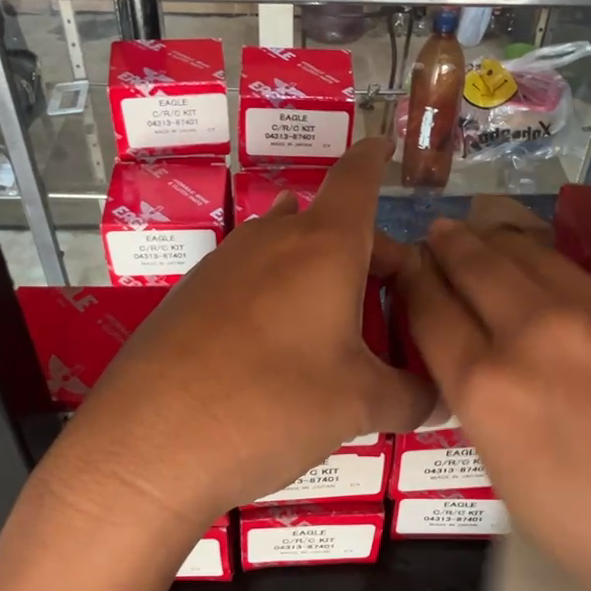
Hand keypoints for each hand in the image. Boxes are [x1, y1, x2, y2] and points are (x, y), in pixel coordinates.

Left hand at [53, 137, 434, 528]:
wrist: (149, 443)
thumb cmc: (272, 406)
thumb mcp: (358, 405)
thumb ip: (411, 396)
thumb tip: (440, 400)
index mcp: (324, 245)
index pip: (357, 178)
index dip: (377, 159)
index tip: (387, 147)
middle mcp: (271, 239)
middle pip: (329, 222)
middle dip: (366, 252)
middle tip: (391, 304)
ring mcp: (223, 264)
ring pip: (286, 249)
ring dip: (320, 274)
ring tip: (340, 323)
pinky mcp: (190, 296)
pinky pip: (251, 279)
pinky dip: (280, 296)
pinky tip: (280, 346)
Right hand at [396, 218, 590, 590]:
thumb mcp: (525, 496)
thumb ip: (498, 426)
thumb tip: (497, 392)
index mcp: (488, 390)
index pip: (431, 314)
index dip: (411, 285)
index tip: (403, 269)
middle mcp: (530, 334)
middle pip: (474, 266)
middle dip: (447, 246)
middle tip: (435, 233)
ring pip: (529, 255)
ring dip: (495, 240)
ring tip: (479, 229)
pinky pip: (579, 275)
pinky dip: (547, 262)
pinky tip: (546, 266)